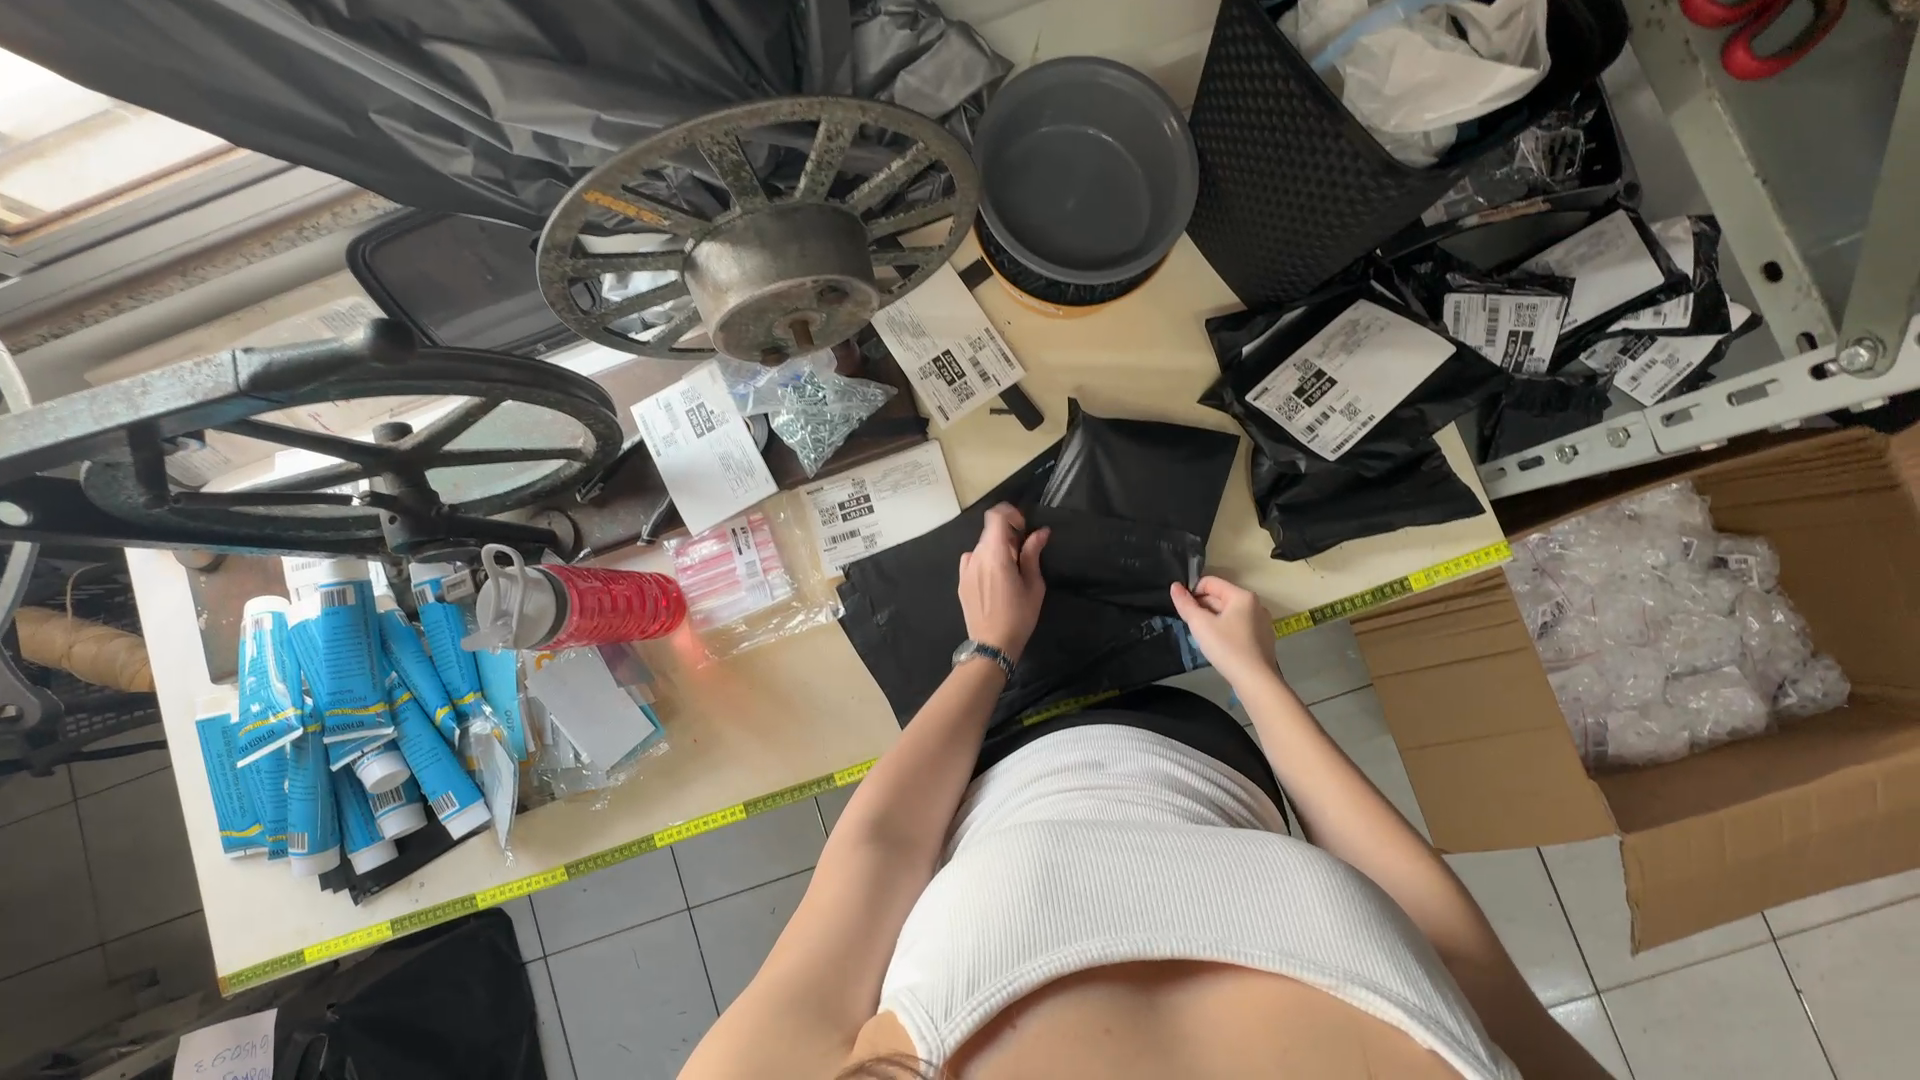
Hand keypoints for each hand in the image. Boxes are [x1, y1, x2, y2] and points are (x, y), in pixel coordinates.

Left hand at [958, 503, 1048, 663]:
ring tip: (1009, 572)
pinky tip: (994, 580)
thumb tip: (1040, 532)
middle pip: (990, 532)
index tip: (1023, 529)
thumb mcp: (1034, 586)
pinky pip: (972, 560)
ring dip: (996, 550)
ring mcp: (965, 569)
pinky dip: (984, 561)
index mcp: (995, 555)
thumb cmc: (1018, 616)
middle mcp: (976, 557)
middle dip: (1008, 536)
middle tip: (1023, 555)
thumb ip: (1033, 555)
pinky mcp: (961, 581)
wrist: (991, 645)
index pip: (996, 516)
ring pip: (982, 547)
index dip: (1011, 514)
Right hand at [1169, 575, 1280, 686]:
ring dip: (1212, 619)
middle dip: (1202, 607)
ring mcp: (1261, 622)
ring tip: (1202, 635)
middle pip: (1220, 597)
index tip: (1183, 609)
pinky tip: (1219, 645)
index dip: (1192, 592)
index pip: (1210, 582)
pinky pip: (1238, 626)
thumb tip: (1174, 586)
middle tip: (1190, 624)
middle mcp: (1255, 604)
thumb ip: (1185, 604)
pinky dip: (1225, 629)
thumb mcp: (1200, 624)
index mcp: (1242, 596)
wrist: (1255, 680)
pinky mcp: (1262, 638)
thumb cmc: (1227, 648)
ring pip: (1229, 612)